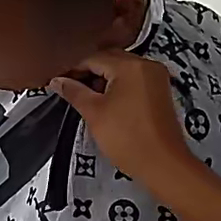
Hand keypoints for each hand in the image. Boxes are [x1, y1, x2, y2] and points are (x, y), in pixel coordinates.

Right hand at [50, 51, 203, 190]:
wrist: (162, 163)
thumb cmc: (132, 140)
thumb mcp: (94, 113)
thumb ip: (74, 92)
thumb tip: (59, 81)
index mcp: (131, 66)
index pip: (93, 57)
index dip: (72, 68)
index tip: (59, 79)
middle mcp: (147, 66)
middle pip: (109, 59)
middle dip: (88, 72)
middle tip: (68, 86)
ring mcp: (156, 79)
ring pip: (122, 70)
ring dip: (103, 79)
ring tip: (85, 97)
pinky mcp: (160, 92)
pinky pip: (134, 80)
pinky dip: (118, 87)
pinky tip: (105, 102)